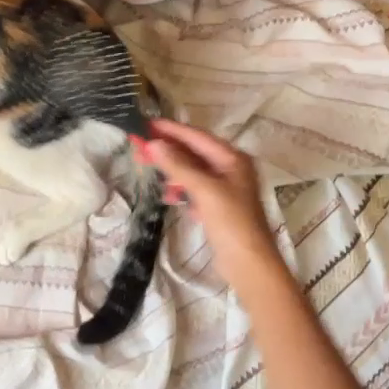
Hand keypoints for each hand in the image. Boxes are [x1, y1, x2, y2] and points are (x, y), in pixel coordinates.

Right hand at [139, 120, 283, 278]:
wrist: (249, 264)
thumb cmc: (231, 223)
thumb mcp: (204, 190)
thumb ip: (178, 166)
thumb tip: (154, 144)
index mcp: (232, 159)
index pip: (197, 137)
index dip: (171, 130)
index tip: (146, 124)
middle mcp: (230, 169)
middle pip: (193, 152)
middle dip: (167, 151)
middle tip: (139, 147)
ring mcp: (224, 188)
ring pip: (192, 171)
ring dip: (173, 172)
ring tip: (153, 175)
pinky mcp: (217, 207)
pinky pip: (194, 189)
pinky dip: (181, 190)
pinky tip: (169, 197)